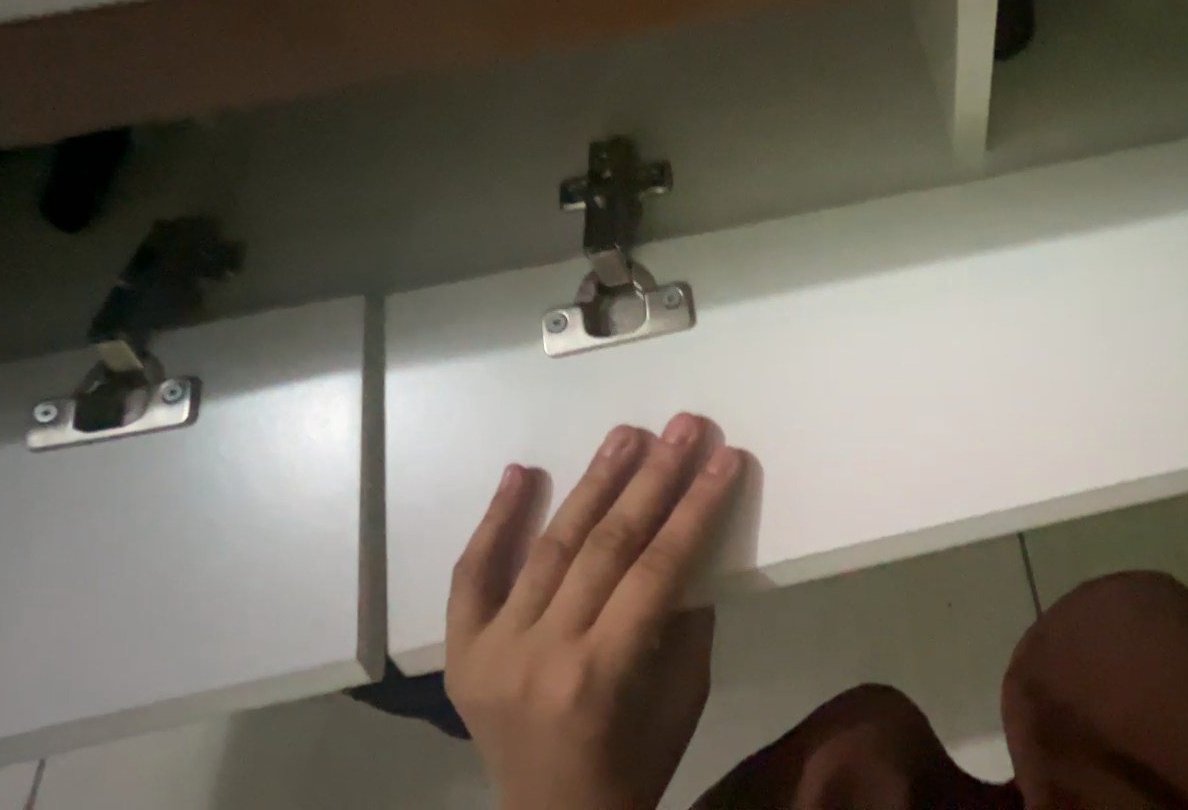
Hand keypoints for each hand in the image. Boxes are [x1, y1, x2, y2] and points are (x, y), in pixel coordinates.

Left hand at [445, 415, 747, 809]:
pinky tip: (522, 472)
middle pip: (608, 545)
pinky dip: (495, 521)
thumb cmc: (637, 760)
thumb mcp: (685, 692)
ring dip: (593, 483)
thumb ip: (685, 615)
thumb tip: (688, 541)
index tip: (725, 458)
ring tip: (627, 435)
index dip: (697, 507)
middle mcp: (543, 654)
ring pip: (550, 547)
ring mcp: (494, 649)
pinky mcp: (462, 651)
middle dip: (655, 478)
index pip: (661, 567)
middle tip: (684, 427)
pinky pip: (472, 576)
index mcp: (604, 673)